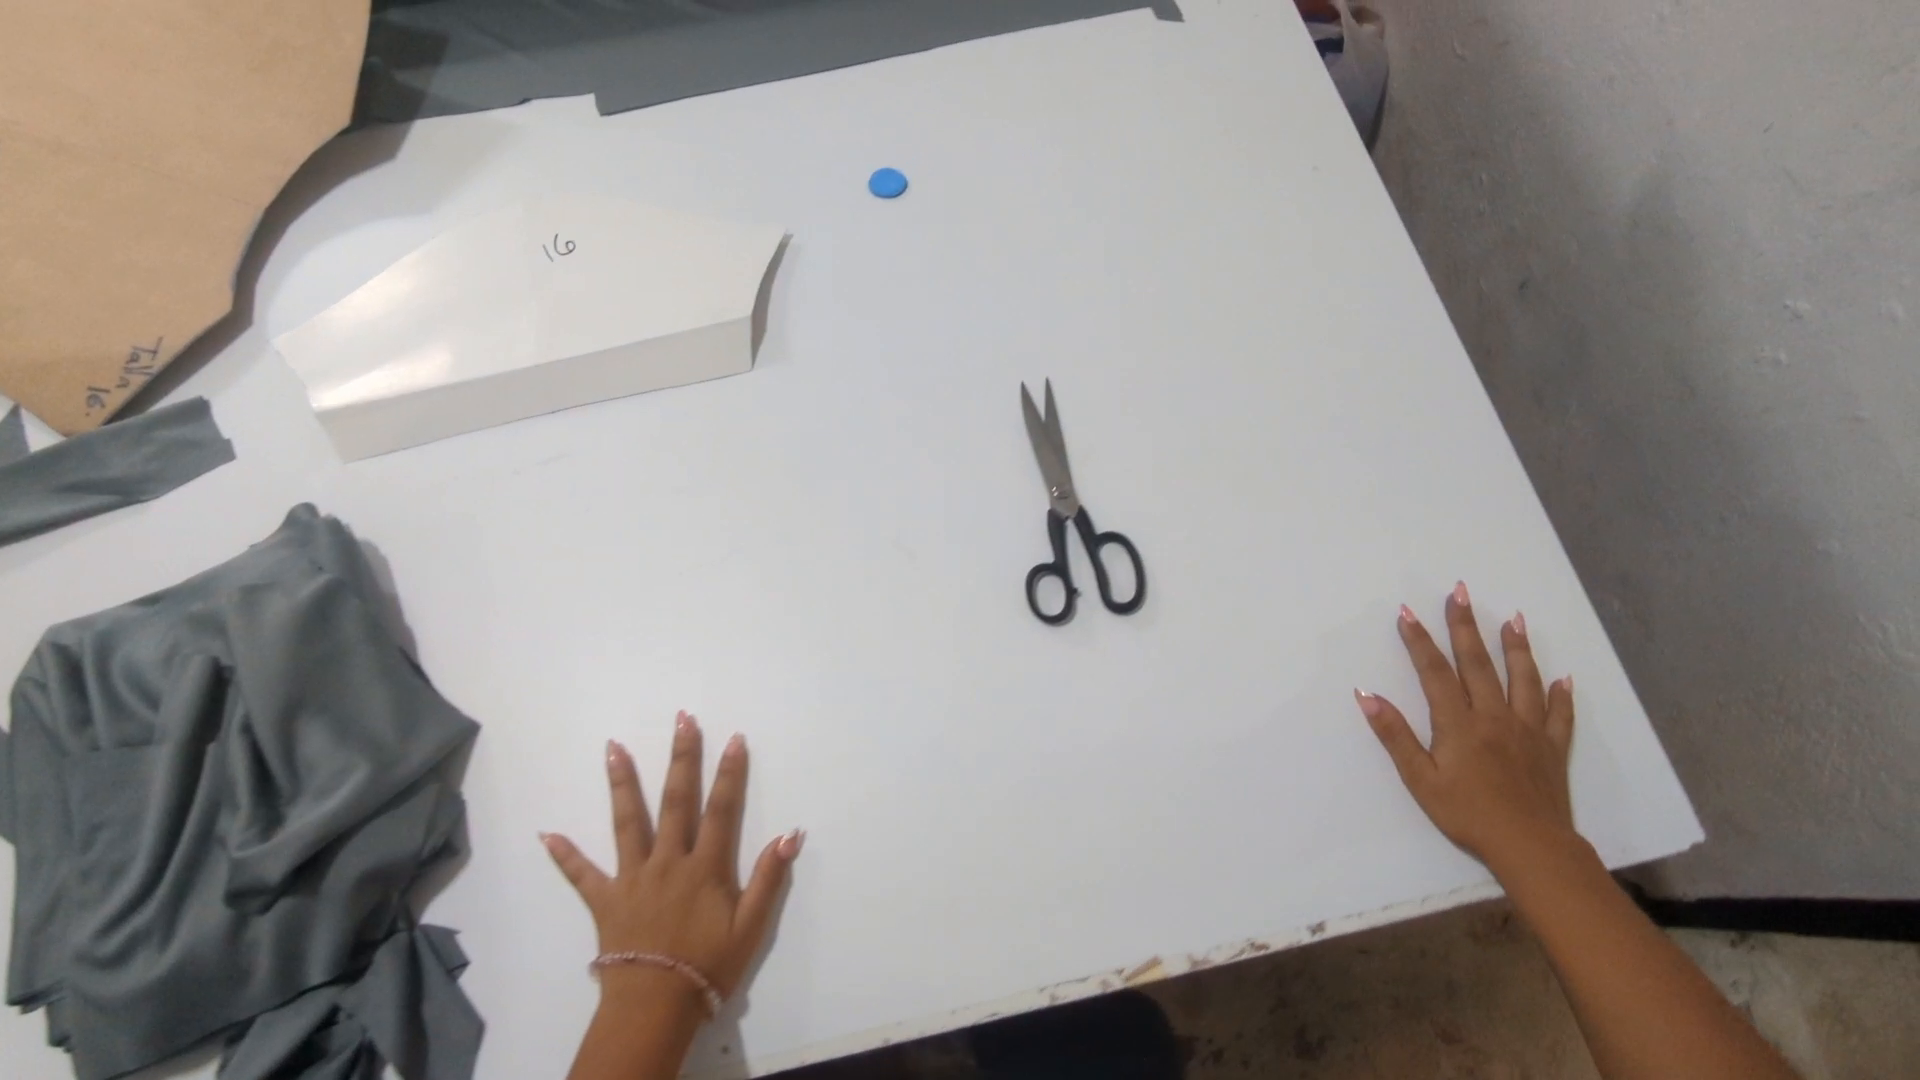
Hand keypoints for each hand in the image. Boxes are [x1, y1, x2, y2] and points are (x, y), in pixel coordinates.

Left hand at [542, 712, 803, 1014]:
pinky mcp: (605, 900)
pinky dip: (565, 856)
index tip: (734, 738)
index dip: (730, 773)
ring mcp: (632, 878)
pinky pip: (582, 875)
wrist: (655, 1006)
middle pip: (676, 800)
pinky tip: (546, 834)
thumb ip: (769, 877)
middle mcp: (667, 861)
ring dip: (622, 783)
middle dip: (681, 757)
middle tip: (682, 719)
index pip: (721, 809)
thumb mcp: (751, 926)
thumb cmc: (709, 965)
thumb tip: (790, 834)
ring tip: (614, 748)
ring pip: (627, 822)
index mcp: (705, 866)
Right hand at [1355, 582, 1576, 867]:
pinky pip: (1559, 715)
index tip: (1406, 612)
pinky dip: (1561, 695)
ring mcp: (1528, 730)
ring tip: (1514, 619)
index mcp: (1459, 723)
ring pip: (1523, 679)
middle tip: (1460, 592)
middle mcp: (1494, 716)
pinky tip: (1564, 678)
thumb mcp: (1419, 779)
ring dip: (1516, 647)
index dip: (1419, 641)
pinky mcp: (1553, 749)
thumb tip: (1366, 695)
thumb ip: (1394, 735)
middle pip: (1478, 663)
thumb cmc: (1467, 814)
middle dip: (1465, 626)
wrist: (1531, 847)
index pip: (1435, 672)